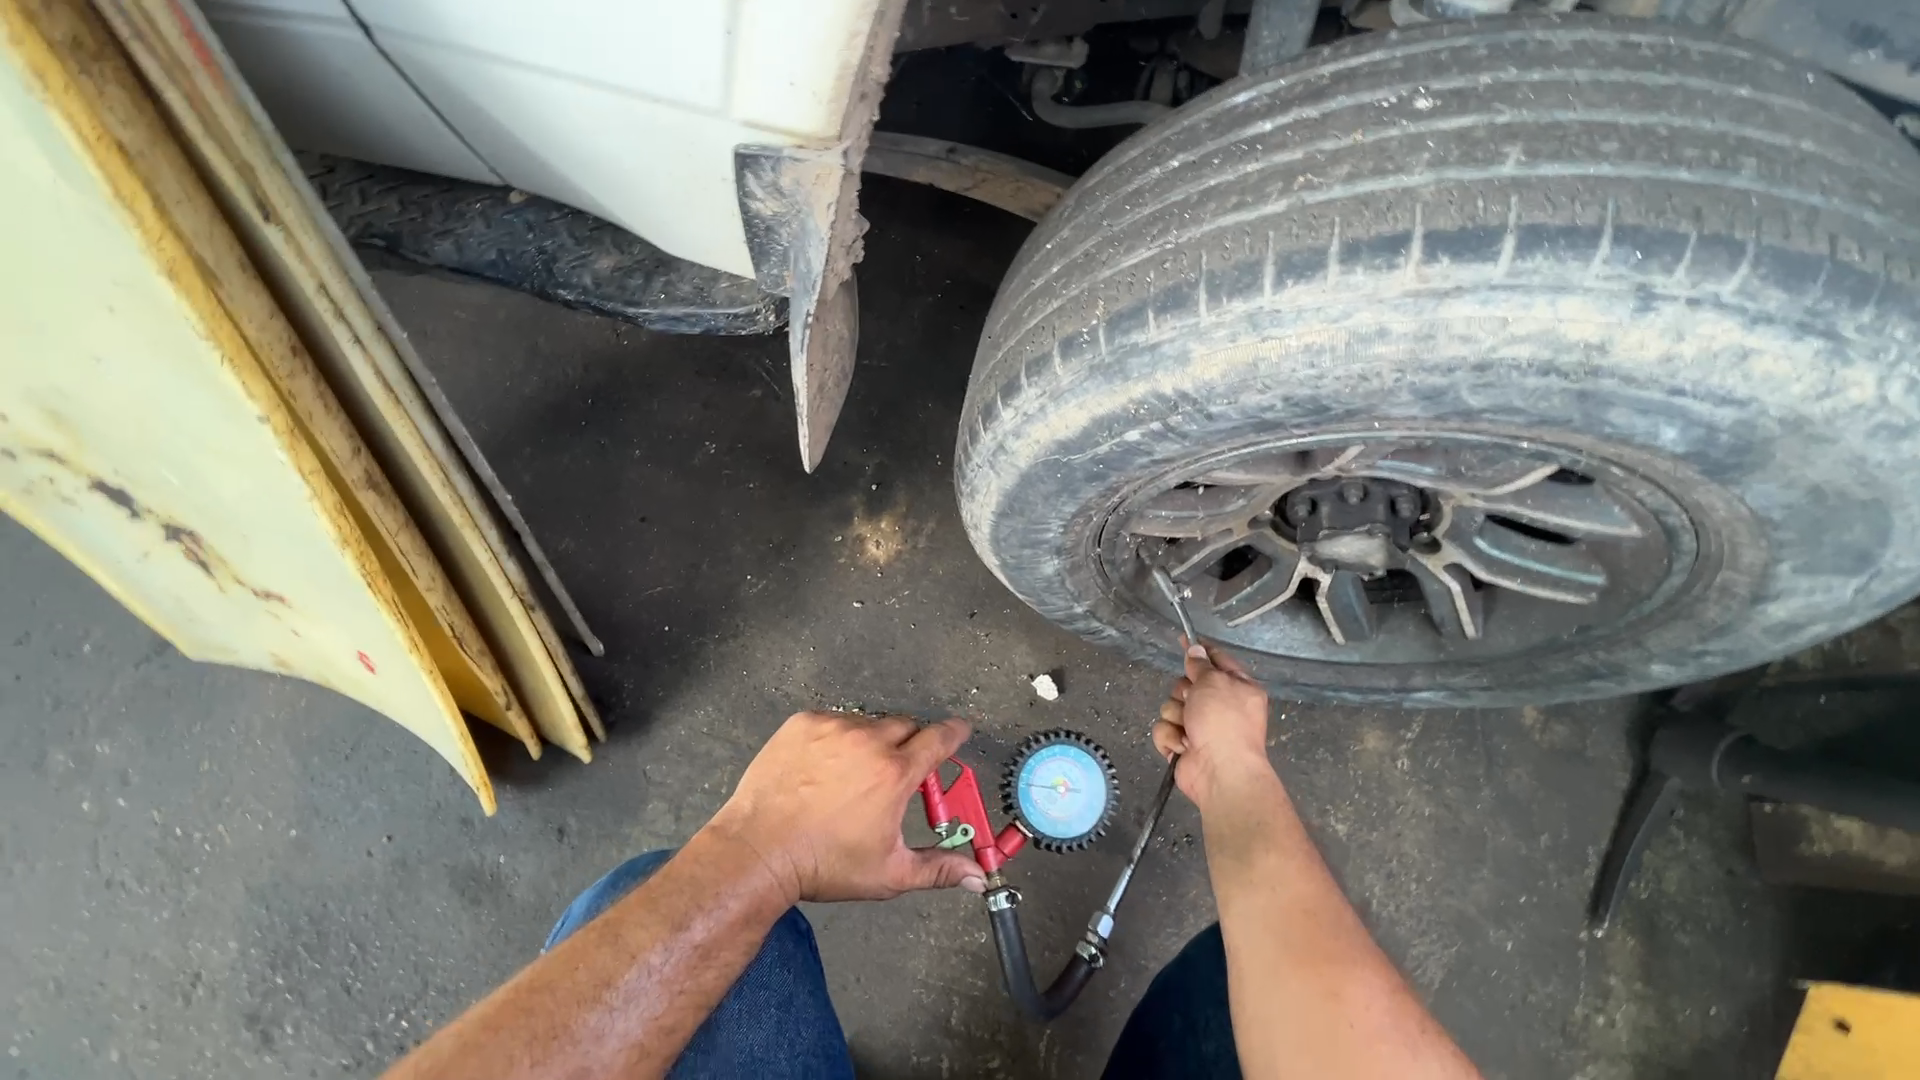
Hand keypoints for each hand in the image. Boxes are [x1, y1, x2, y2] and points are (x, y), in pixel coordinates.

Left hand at [703, 712, 987, 903]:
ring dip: (870, 741)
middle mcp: (868, 741)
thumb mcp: (889, 873)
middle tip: (897, 771)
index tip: (959, 731)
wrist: (759, 850)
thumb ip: (938, 869)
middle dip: (909, 743)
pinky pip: (833, 720)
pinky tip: (823, 767)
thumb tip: (976, 876)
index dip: (954, 733)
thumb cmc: (823, 864)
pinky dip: (836, 737)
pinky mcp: (803, 723)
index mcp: (895, 773)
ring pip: (867, 723)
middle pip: (905, 727)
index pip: (939, 738)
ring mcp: (833, 727)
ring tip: (852, 775)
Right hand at [1153, 641, 1274, 810]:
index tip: (1183, 639)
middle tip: (1193, 702)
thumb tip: (1196, 650)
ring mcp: (1201, 726)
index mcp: (1238, 687)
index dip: (1199, 650)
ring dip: (1176, 716)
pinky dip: (1171, 737)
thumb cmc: (1224, 722)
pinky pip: (1164, 729)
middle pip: (1187, 683)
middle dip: (1184, 692)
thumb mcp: (1214, 682)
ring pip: (1171, 706)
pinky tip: (1183, 745)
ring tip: (1189, 729)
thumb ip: (1201, 664)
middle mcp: (1220, 705)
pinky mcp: (1183, 744)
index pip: (1216, 660)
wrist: (1221, 771)